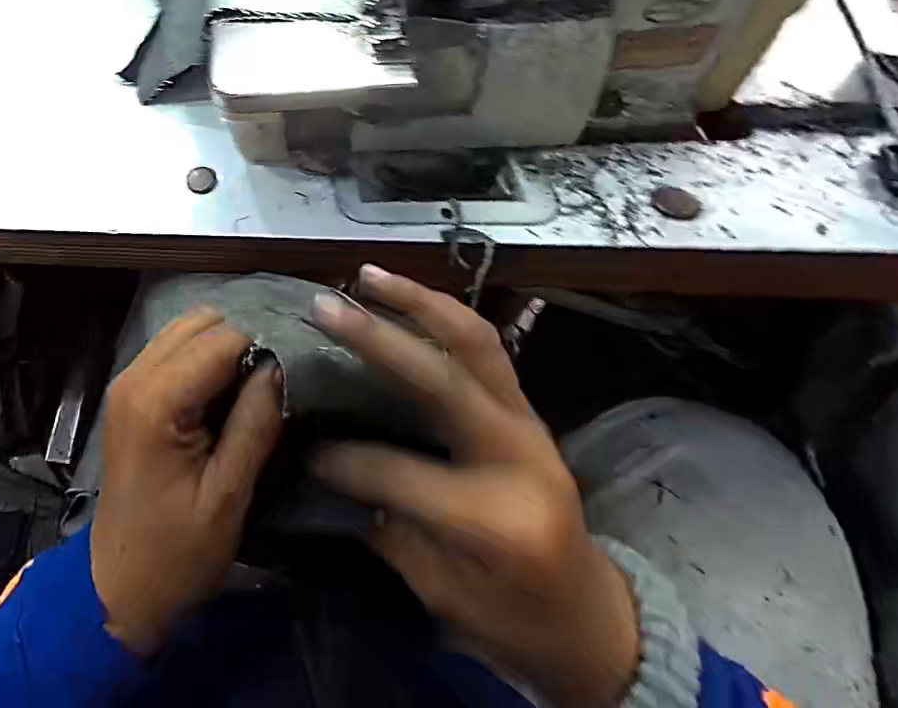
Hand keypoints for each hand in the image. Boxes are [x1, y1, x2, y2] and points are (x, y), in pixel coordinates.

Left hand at [91, 306, 283, 654]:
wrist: (117, 588)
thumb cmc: (176, 552)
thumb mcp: (228, 496)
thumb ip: (255, 423)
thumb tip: (282, 364)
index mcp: (156, 402)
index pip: (223, 340)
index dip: (264, 347)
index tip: (294, 370)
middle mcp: (135, 376)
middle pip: (204, 321)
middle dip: (245, 337)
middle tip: (277, 373)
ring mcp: (128, 380)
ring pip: (189, 326)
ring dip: (226, 342)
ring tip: (257, 376)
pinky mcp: (132, 390)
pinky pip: (176, 345)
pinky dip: (207, 353)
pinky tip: (230, 383)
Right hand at [313, 267, 639, 707]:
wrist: (592, 617)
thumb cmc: (516, 622)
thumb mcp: (444, 595)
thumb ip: (388, 525)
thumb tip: (326, 464)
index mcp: (498, 519)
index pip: (404, 473)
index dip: (346, 461)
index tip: (304, 449)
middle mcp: (519, 456)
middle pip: (445, 380)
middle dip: (379, 339)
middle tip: (327, 306)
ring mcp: (531, 422)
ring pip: (477, 340)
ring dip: (420, 301)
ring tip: (371, 275)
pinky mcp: (530, 408)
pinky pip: (488, 346)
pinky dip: (445, 315)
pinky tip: (410, 298)